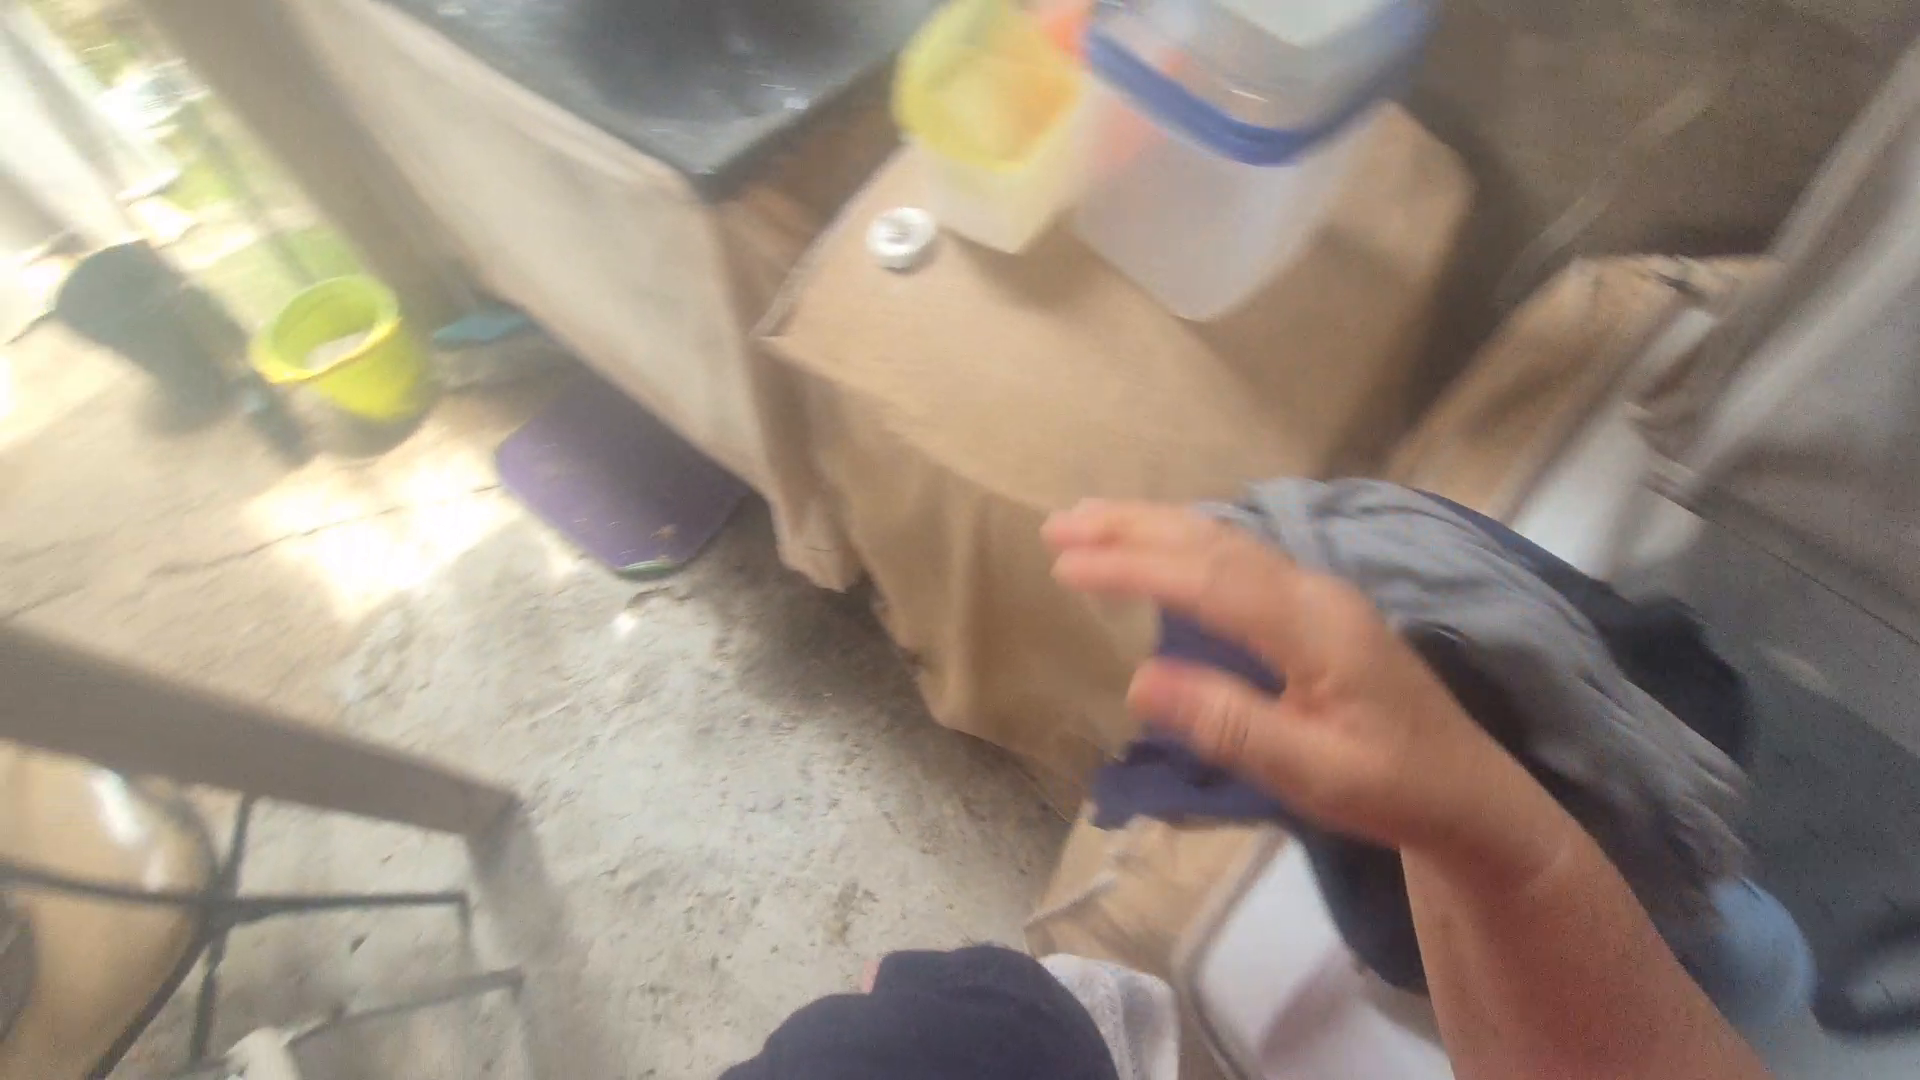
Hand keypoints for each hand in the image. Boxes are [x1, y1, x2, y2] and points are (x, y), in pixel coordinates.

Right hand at [1046, 499, 1558, 871]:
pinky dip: (1179, 538)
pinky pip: (1231, 552)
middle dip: (1128, 526)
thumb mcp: (1313, 774)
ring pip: (1221, 538)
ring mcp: (1312, 590)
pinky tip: (1154, 541)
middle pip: (1210, 539)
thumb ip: (1230, 724)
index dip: (1133, 567)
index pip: (1207, 579)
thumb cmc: (1393, 788)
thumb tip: (1139, 681)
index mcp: (1314, 625)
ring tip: (1087, 515)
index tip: (1066, 565)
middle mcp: (1311, 589)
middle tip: (1058, 523)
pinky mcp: (1308, 603)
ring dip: (1150, 523)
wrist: (1471, 794)